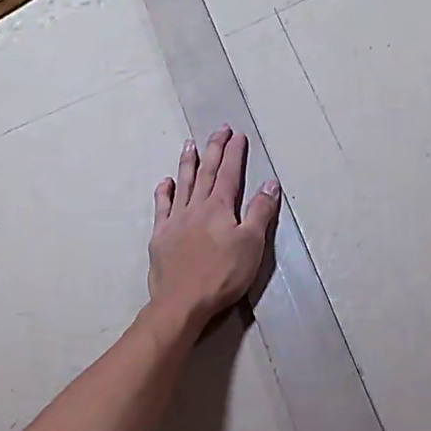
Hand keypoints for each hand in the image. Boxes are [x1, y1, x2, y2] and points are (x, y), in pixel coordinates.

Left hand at [148, 127, 281, 328]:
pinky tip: (166, 182)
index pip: (229, 174)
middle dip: (213, 150)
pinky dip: (164, 192)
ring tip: (189, 144)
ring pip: (183, 185)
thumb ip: (260, 213)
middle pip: (205, 173)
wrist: (183, 301)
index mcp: (219, 208)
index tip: (238, 135)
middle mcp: (195, 208)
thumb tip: (269, 184)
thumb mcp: (251, 244)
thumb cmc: (222, 275)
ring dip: (188, 163)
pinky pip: (161, 208)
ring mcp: (175, 221)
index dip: (234, 153)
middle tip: (218, 129)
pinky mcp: (160, 237)